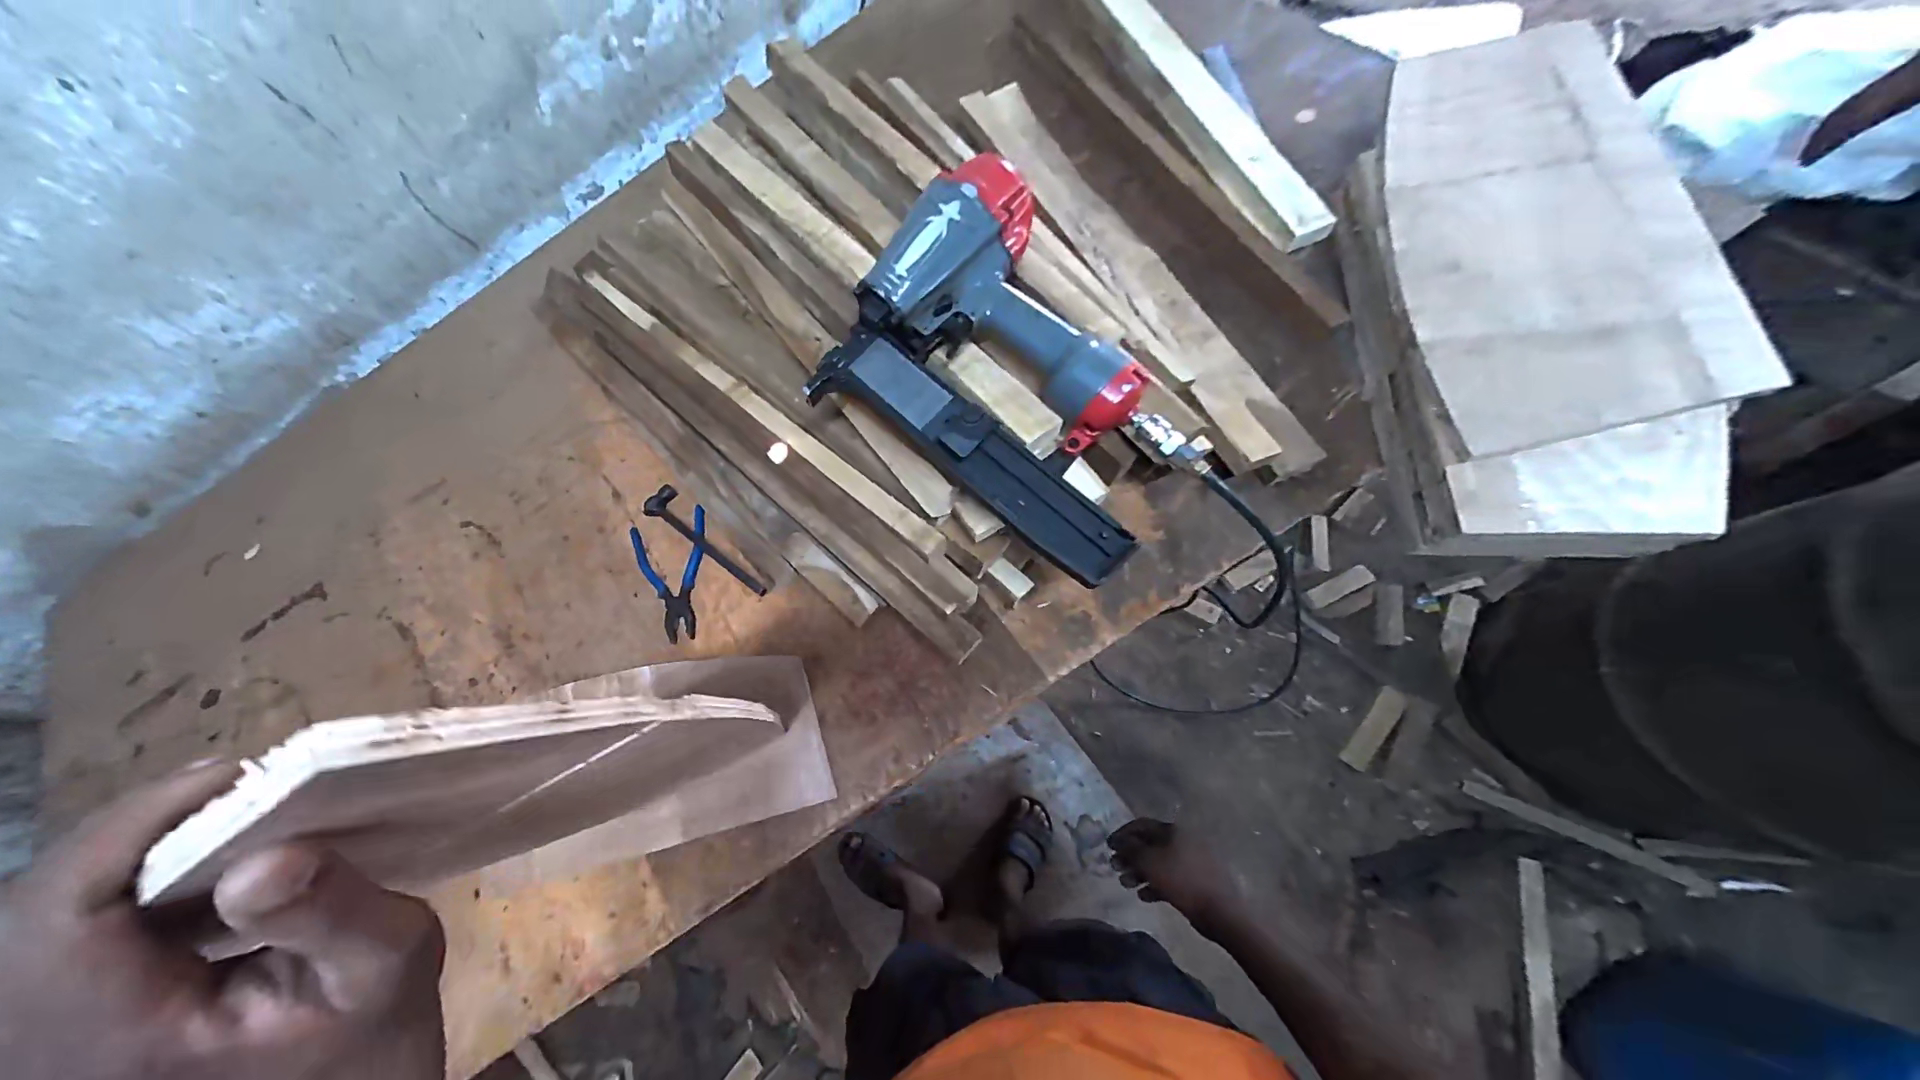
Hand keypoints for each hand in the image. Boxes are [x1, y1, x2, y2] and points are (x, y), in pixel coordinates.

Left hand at [0, 760, 446, 1079]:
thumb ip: (332, 913)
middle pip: (40, 904)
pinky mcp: (70, 1023)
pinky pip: (77, 930)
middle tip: (249, 788)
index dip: (136, 825)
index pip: (56, 912)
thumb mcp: (386, 969)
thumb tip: (269, 853)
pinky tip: (218, 870)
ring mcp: (48, 1037)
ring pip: (50, 912)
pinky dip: (143, 882)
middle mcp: (41, 1043)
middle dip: (144, 829)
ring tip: (240, 815)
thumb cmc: (370, 1039)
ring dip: (143, 850)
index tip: (238, 774)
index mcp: (110, 1040)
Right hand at [1108, 817, 1244, 934]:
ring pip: (1158, 863)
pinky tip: (1144, 896)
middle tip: (1115, 867)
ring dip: (1139, 872)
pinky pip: (1169, 878)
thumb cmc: (1181, 880)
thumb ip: (1130, 848)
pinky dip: (1155, 884)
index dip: (1122, 833)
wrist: (1219, 910)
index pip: (1141, 825)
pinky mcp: (1194, 881)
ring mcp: (1190, 861)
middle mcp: (1181, 841)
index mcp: (1172, 831)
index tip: (1108, 846)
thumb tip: (1118, 840)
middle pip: (1149, 844)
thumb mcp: (1149, 861)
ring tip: (1126, 884)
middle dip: (1129, 855)